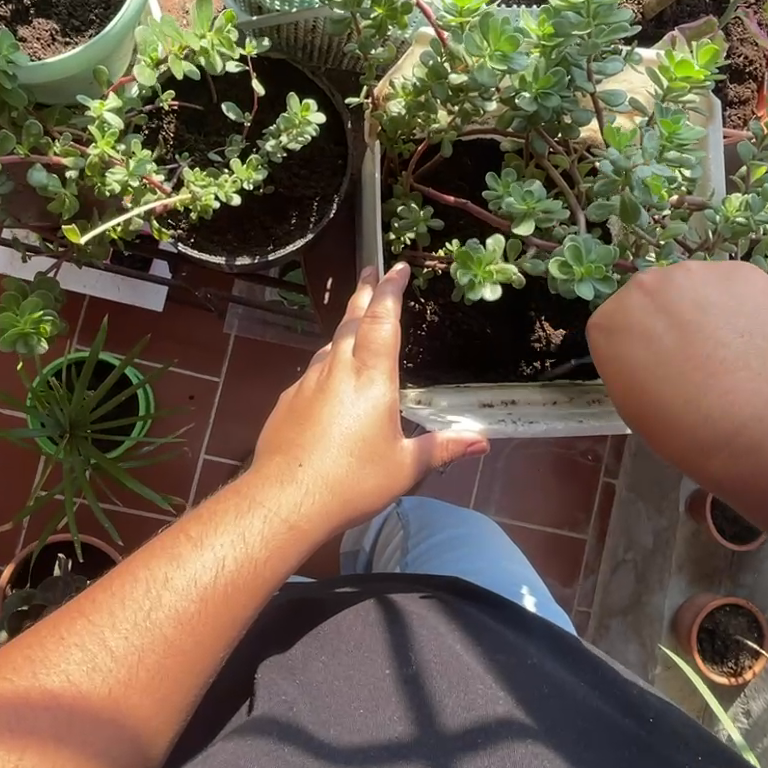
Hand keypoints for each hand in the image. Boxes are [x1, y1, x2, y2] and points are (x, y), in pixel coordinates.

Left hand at [247, 263, 489, 542]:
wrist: (285, 499)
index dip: (391, 291)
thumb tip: (482, 442)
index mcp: (371, 378)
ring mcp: (308, 382)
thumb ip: (442, 448)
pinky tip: (331, 374)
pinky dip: (328, 360)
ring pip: (330, 343)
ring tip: (356, 318)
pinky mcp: (289, 400)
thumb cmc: (352, 482)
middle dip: (365, 293)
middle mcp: (338, 369)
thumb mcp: (405, 467)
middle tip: (371, 270)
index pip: (382, 320)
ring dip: (346, 325)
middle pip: (351, 320)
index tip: (397, 267)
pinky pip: (314, 369)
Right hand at [587, 261, 767, 448]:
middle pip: (653, 300)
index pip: (617, 327)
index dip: (640, 349)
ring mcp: (693, 273)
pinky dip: (744, 309)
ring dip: (706, 312)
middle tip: (697, 359)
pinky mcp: (740, 272)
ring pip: (696, 289)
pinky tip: (755, 342)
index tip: (660, 370)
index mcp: (607, 322)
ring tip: (731, 352)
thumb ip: (631, 366)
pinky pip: (735, 289)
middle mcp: (642, 286)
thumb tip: (656, 358)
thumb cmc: (685, 427)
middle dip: (671, 322)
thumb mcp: (633, 404)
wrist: (756, 420)